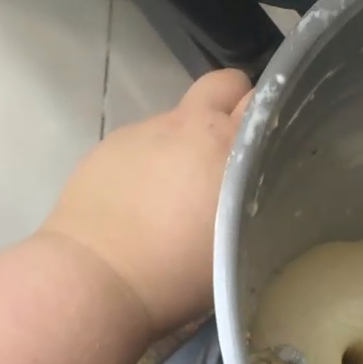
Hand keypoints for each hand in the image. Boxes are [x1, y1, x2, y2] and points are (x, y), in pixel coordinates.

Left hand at [40, 69, 252, 335]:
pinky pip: (143, 142)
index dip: (267, 119)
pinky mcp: (109, 145)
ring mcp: (144, 132)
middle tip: (227, 152)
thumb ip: (251, 203)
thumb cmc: (176, 275)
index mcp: (226, 148)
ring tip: (175, 190)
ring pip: (179, 118)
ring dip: (185, 141)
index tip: (268, 147)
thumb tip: (253, 186)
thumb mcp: (236, 246)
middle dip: (230, 106)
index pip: (262, 102)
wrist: (94, 279)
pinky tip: (140, 202)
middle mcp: (187, 126)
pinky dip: (149, 160)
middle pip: (223, 84)